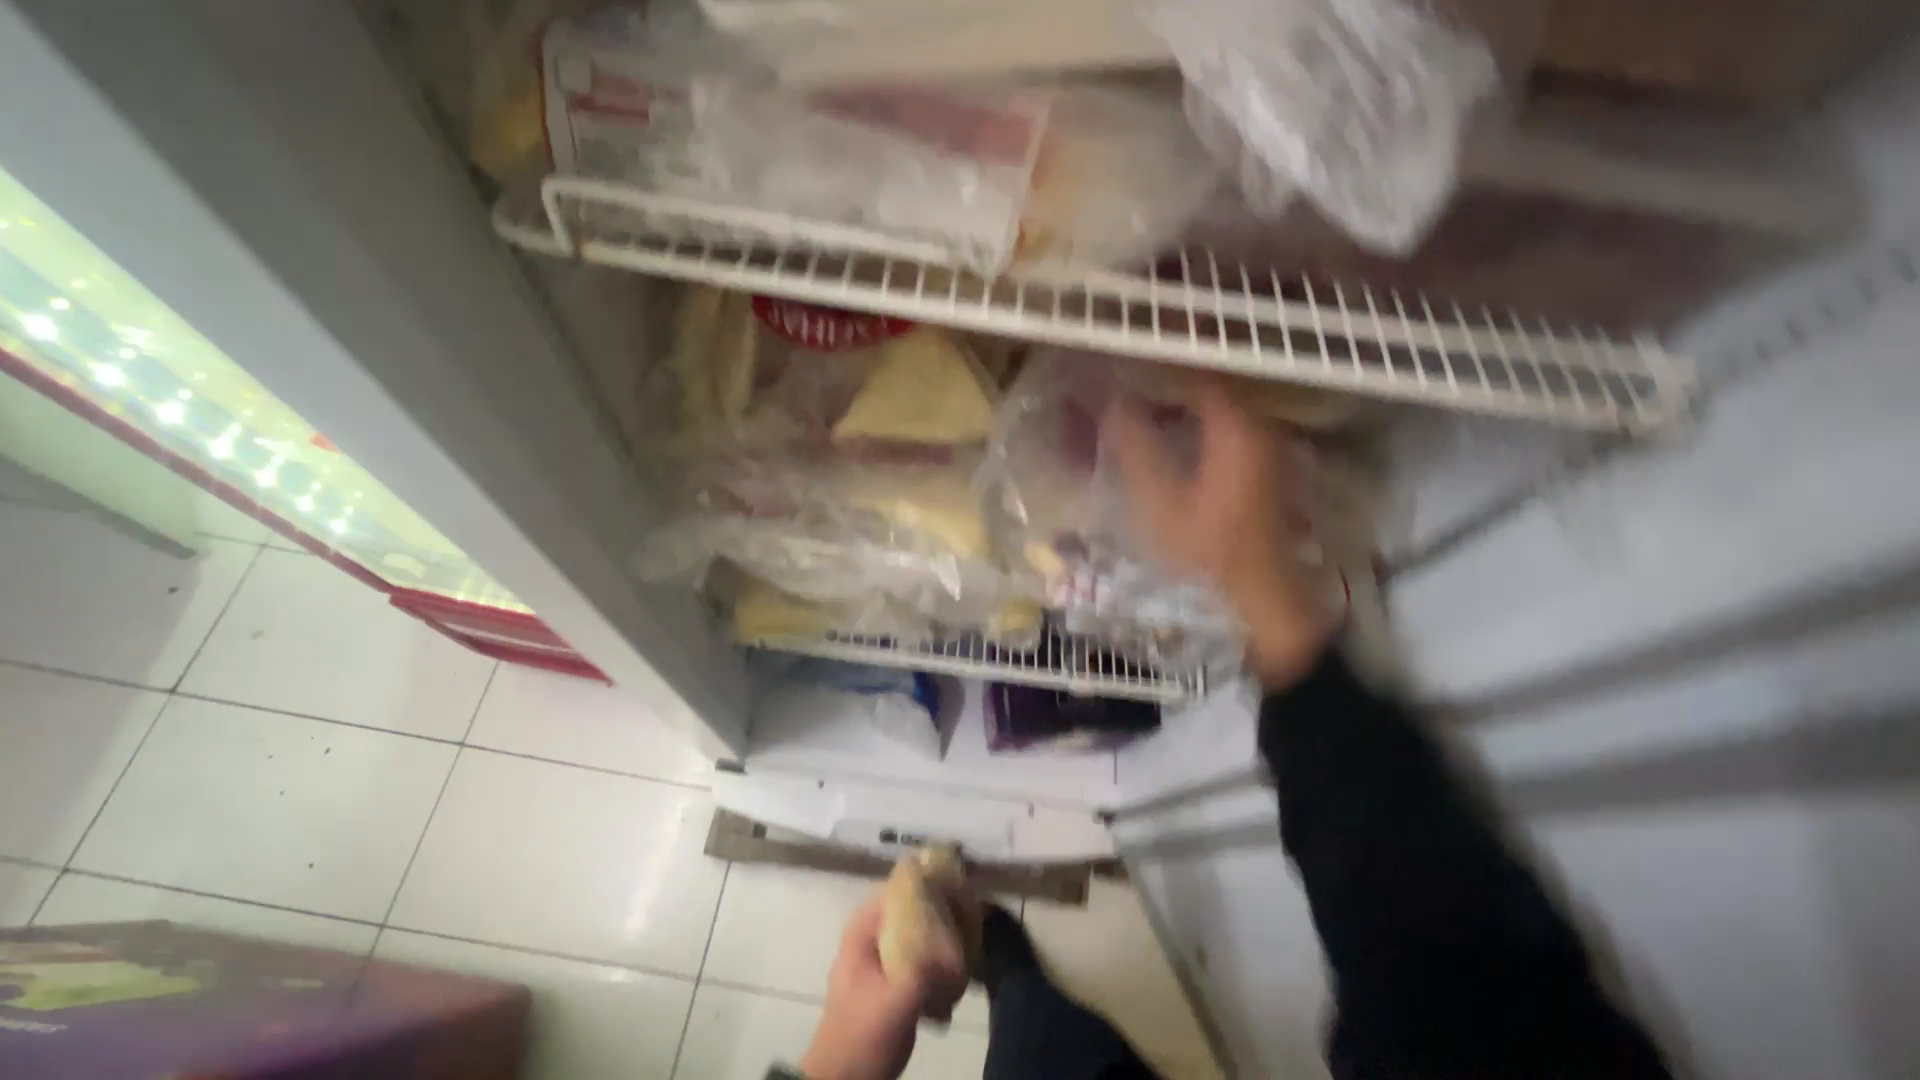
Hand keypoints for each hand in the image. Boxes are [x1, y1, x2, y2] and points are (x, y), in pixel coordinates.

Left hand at [800, 894, 966, 1079]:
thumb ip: (926, 971)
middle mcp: (875, 933)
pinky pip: (926, 960)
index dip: (934, 883)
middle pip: (917, 908)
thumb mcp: (895, 1001)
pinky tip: (957, 985)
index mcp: (866, 927)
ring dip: (948, 944)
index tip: (966, 889)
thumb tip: (960, 950)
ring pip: (925, 934)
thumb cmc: (861, 1035)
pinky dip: (942, 968)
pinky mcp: (896, 980)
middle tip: (976, 926)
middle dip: (948, 916)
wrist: (843, 1079)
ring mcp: (884, 956)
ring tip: (970, 955)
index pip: (903, 886)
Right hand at [1104, 376, 1333, 688]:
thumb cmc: (1206, 556)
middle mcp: (1258, 428)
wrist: (1262, 607)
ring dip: (1171, 403)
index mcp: (1236, 428)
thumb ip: (1133, 444)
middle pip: (1204, 384)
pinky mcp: (1260, 471)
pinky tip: (1158, 438)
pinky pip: (1219, 431)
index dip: (1152, 359)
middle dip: (1157, 379)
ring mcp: (1264, 449)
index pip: (1193, 368)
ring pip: (1211, 409)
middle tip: (1113, 380)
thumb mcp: (1157, 502)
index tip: (1115, 356)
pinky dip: (1187, 426)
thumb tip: (1110, 398)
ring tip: (1127, 404)